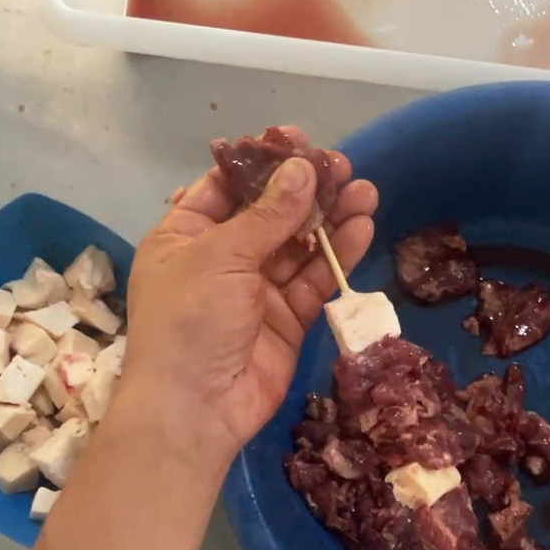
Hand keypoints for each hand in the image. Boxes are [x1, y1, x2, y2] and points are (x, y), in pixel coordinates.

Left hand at [116, 129, 376, 468]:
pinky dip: (337, 256)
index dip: (262, 163)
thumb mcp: (221, 257)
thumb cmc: (190, 321)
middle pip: (269, 213)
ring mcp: (256, 290)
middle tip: (342, 166)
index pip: (225, 187)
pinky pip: (314, 280)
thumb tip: (303, 169)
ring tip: (364, 191)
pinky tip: (362, 228)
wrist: (197, 408)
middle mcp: (222, 258)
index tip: (300, 142)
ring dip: (330, 219)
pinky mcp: (287, 319)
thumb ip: (267, 215)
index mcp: (185, 236)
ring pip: (298, 245)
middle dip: (305, 189)